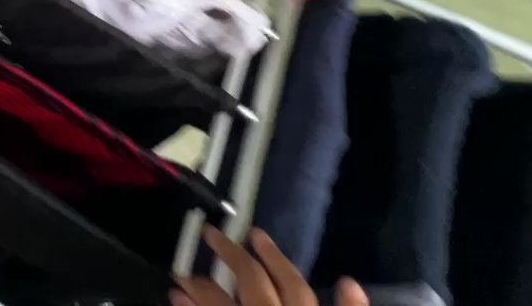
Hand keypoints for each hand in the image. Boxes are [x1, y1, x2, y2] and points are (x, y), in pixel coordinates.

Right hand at [173, 228, 366, 305]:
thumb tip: (178, 296)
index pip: (215, 297)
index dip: (195, 286)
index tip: (178, 277)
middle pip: (253, 280)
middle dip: (230, 254)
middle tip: (210, 233)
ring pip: (296, 287)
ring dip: (277, 260)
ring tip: (259, 234)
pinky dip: (353, 302)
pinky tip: (348, 281)